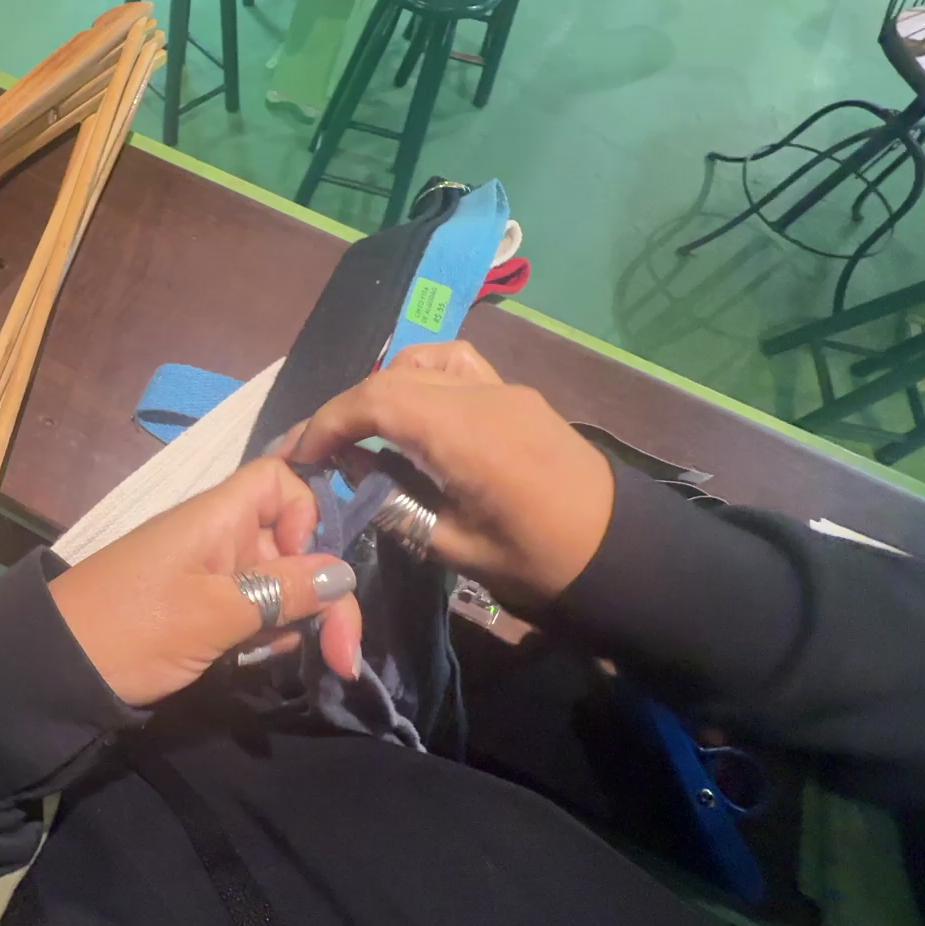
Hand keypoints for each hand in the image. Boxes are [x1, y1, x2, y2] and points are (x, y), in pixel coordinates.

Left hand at [49, 458, 362, 707]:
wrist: (55, 670)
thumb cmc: (133, 628)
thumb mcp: (213, 614)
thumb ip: (281, 592)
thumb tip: (342, 573)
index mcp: (218, 517)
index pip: (279, 481)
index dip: (306, 513)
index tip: (307, 563)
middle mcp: (220, 536)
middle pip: (291, 543)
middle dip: (323, 593)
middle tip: (343, 656)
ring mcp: (210, 573)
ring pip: (277, 581)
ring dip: (296, 618)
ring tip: (303, 660)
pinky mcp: (201, 606)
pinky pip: (252, 607)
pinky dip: (265, 631)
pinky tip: (262, 659)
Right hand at [283, 341, 614, 605]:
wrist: (624, 554)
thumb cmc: (540, 562)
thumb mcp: (454, 547)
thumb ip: (393, 502)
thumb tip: (349, 471)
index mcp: (466, 437)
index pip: (376, 401)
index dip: (328, 421)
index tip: (300, 454)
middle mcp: (481, 396)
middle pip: (389, 378)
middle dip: (342, 410)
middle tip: (317, 449)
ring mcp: (501, 387)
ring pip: (417, 362)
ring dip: (376, 390)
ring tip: (360, 431)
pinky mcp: (513, 391)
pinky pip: (452, 363)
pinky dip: (415, 375)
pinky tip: (410, 407)